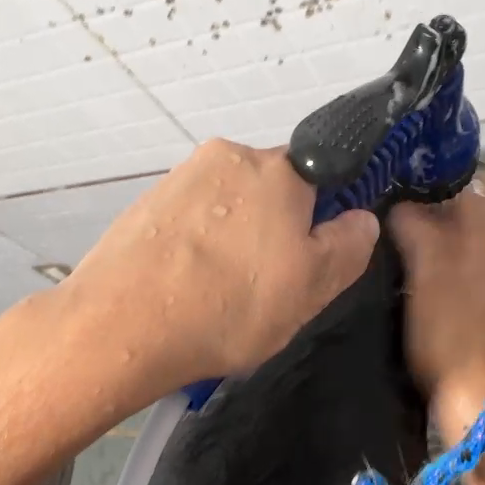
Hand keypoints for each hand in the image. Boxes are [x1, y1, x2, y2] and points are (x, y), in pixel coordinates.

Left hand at [65, 139, 379, 386]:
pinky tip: (189, 293)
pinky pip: (189, 226)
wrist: (123, 327)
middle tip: (270, 288)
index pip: (322, 175)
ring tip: (223, 297)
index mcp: (276, 167)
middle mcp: (226, 158)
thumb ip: (348, 247)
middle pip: (270, 192)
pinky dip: (197, 253)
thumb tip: (361, 218)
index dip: (326, 219)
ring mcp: (178, 180)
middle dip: (277, 232)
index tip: (315, 260)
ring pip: (228, 210)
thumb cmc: (231, 305)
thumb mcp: (314, 287)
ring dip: (235, 244)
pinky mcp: (143, 209)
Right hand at [389, 171, 484, 411]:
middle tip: (400, 204)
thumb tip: (400, 203)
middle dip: (439, 199)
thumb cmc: (444, 329)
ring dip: (440, 224)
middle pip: (473, 203)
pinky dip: (445, 247)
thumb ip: (415, 225)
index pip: (477, 180)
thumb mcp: (425, 269)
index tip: (408, 178)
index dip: (442, 174)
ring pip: (469, 228)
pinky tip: (419, 258)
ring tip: (404, 228)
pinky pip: (467, 252)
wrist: (464, 386)